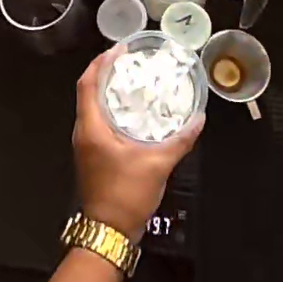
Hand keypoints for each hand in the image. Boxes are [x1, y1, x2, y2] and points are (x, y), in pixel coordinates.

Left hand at [72, 47, 201, 238]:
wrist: (109, 232)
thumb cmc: (126, 194)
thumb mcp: (157, 164)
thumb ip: (179, 140)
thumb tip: (199, 119)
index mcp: (91, 128)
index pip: (87, 84)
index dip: (100, 63)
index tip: (119, 49)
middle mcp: (83, 131)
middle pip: (87, 91)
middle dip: (105, 71)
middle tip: (129, 59)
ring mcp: (86, 144)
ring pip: (92, 106)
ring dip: (107, 89)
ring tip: (132, 78)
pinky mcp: (92, 153)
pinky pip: (98, 119)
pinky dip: (111, 106)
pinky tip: (132, 109)